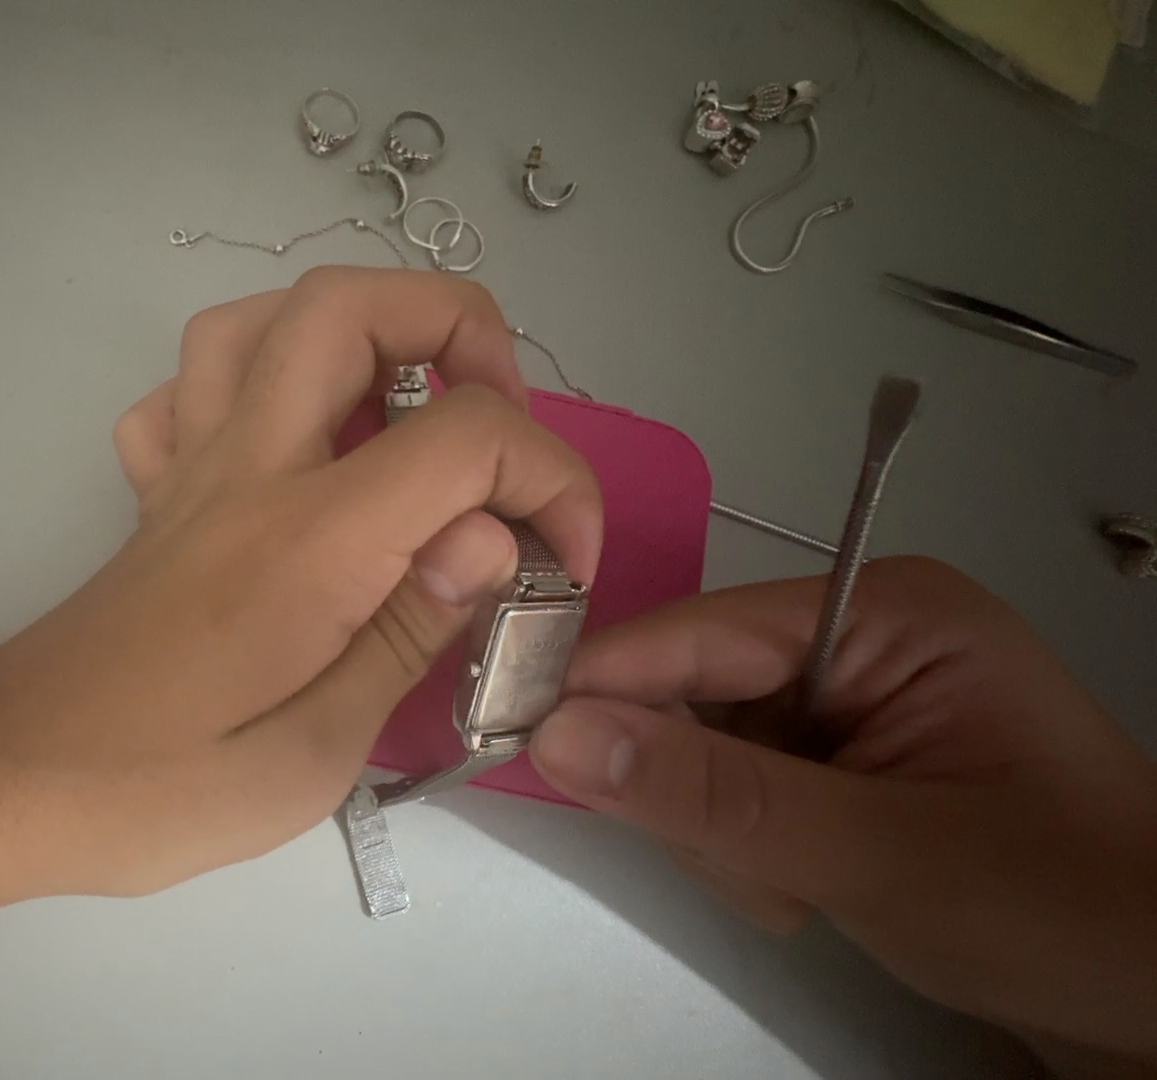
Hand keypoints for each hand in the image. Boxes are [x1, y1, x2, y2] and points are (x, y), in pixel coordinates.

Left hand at [0, 266, 601, 902]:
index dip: (553, 481)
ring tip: (397, 411)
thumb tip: (489, 537)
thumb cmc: (150, 793)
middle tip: (493, 427)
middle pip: (348, 304)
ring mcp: (184, 472)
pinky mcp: (152, 497)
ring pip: (257, 322)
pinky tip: (284, 448)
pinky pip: (186, 395)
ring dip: (347, 332)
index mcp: (304, 542)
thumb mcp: (310, 757)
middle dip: (455, 328)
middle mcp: (242, 472)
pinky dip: (249, 389)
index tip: (562, 566)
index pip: (467, 436)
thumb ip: (409, 633)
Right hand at [528, 557, 1156, 1067]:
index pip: (688, 634)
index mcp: (872, 615)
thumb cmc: (1071, 916)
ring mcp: (810, 699)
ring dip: (703, 824)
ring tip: (787, 884)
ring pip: (675, 744)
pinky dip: (718, 839)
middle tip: (730, 861)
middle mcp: (830, 640)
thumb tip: (553, 737)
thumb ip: (712, 795)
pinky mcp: (795, 752)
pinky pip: (698, 780)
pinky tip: (788, 879)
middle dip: (678, 780)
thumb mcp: (887, 854)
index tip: (512, 727)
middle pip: (673, 690)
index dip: (597, 680)